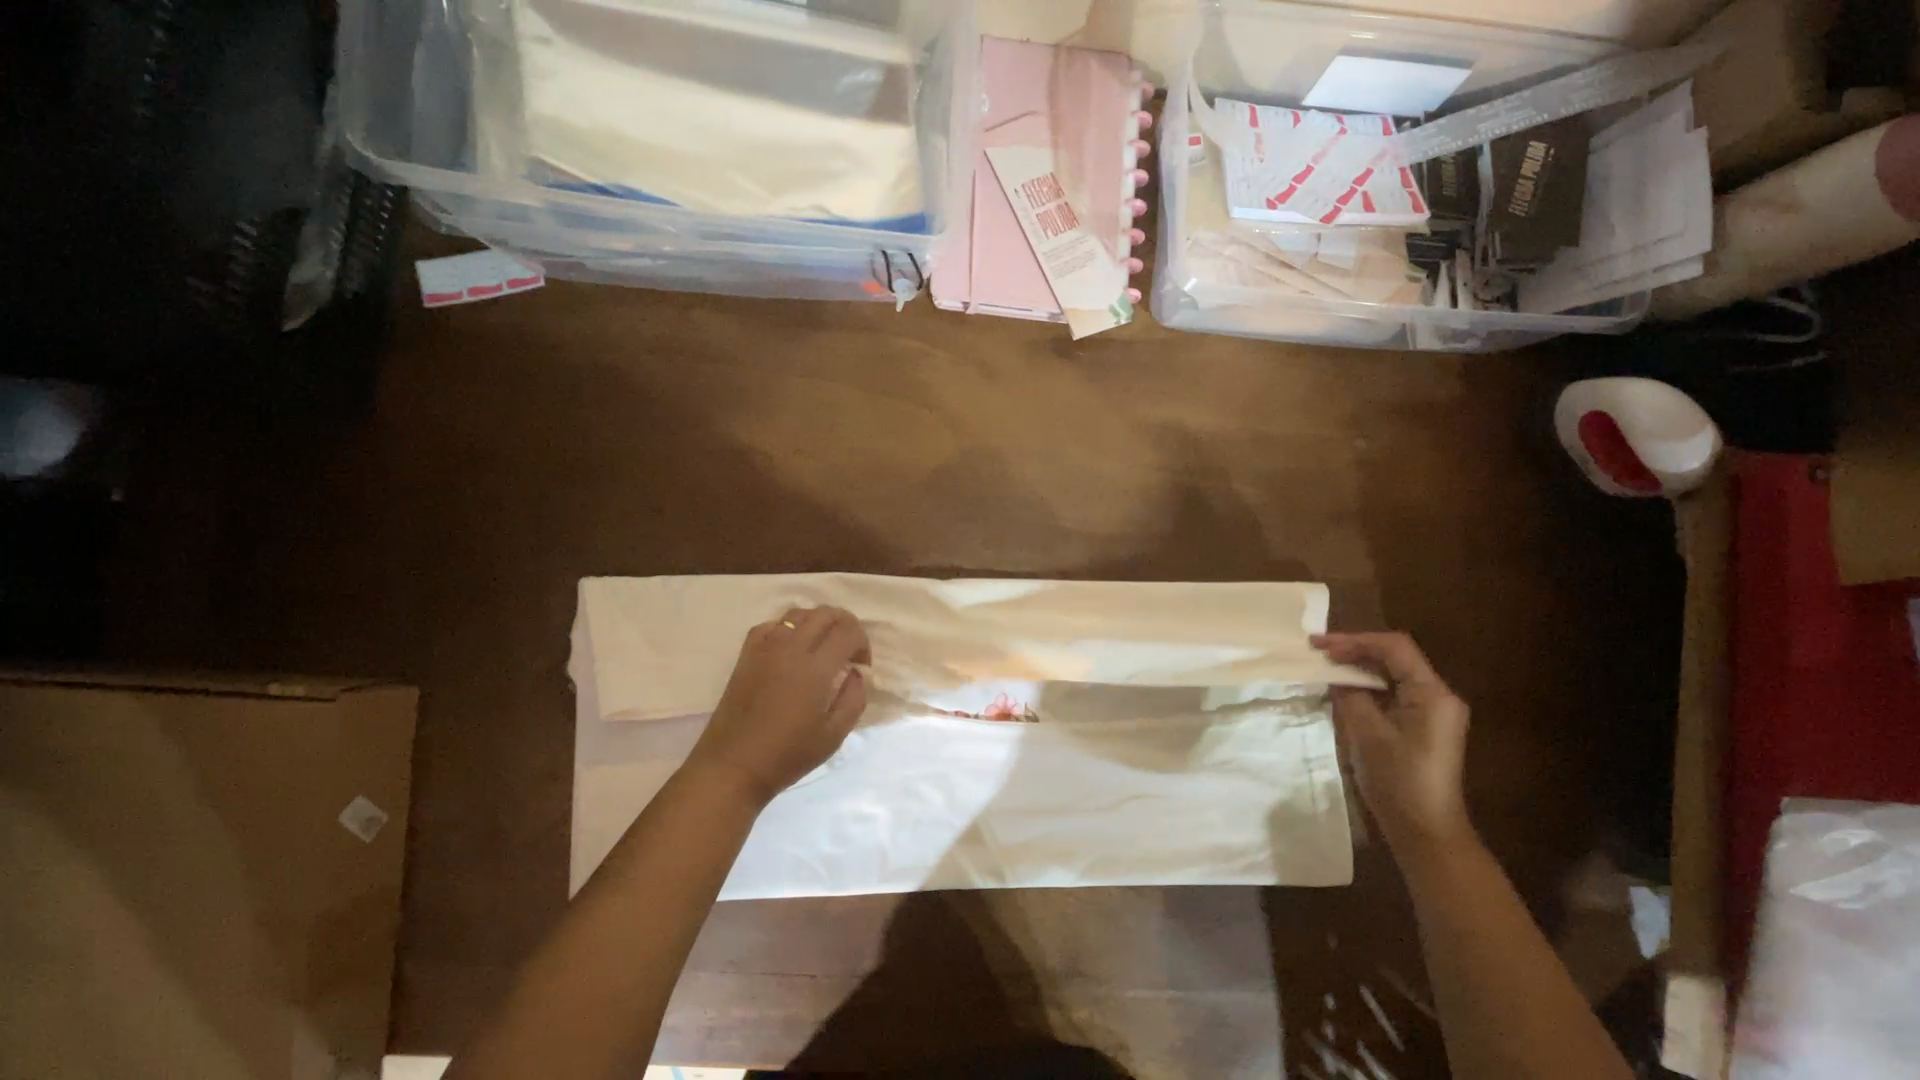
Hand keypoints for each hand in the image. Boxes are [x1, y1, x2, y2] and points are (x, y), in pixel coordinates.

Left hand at [685, 606, 870, 808]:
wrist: (734, 765)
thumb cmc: (788, 755)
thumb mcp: (834, 735)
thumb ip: (854, 699)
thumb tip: (856, 673)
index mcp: (815, 668)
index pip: (848, 631)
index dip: (862, 643)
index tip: (860, 666)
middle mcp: (791, 648)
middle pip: (825, 613)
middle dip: (845, 625)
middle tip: (847, 651)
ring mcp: (765, 648)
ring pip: (798, 614)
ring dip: (817, 623)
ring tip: (821, 648)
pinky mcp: (746, 655)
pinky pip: (770, 625)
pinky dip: (787, 629)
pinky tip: (789, 649)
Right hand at [1313, 632, 1475, 856]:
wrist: (1426, 831)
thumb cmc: (1399, 782)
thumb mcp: (1367, 735)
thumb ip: (1351, 697)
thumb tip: (1336, 675)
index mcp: (1432, 693)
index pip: (1394, 647)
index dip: (1355, 640)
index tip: (1320, 645)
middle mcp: (1439, 696)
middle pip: (1396, 658)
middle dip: (1356, 651)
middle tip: (1318, 652)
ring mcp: (1434, 712)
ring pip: (1394, 675)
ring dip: (1361, 669)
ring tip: (1326, 667)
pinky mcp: (1426, 726)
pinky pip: (1396, 694)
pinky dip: (1370, 688)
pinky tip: (1345, 691)